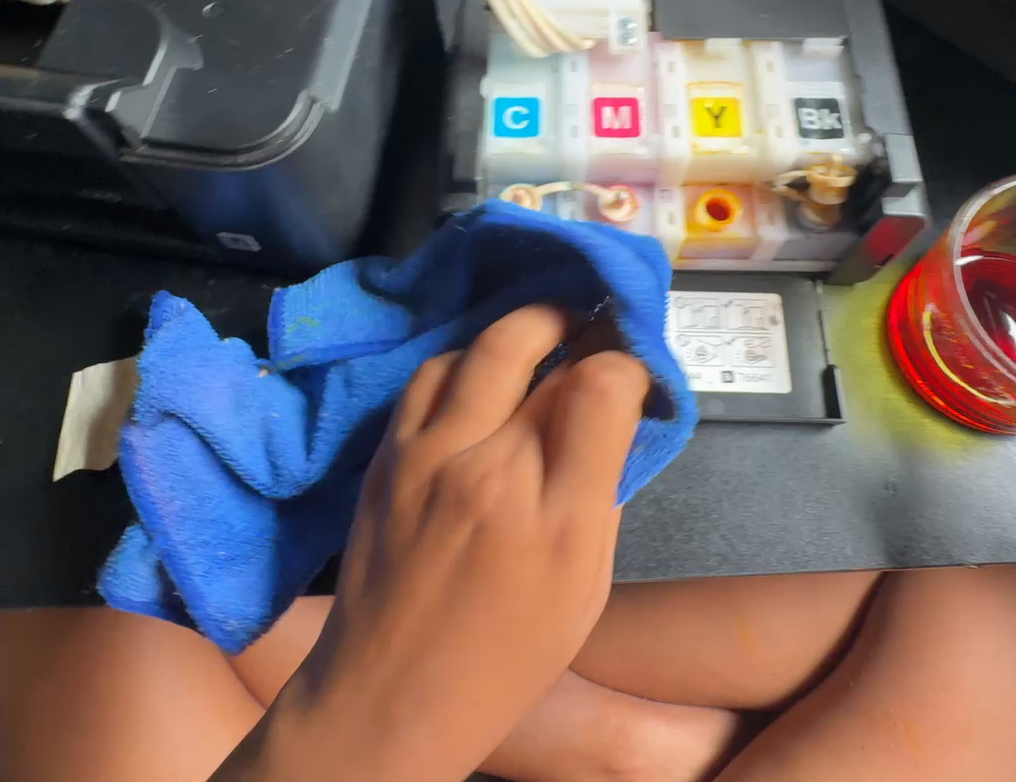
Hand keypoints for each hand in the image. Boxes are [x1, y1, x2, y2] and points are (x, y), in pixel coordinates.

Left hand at [217, 304, 648, 781]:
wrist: (389, 694)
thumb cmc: (506, 657)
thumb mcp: (588, 585)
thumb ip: (605, 491)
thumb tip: (616, 417)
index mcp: (556, 517)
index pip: (599, 388)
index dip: (624, 364)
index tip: (628, 372)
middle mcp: (488, 469)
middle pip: (535, 348)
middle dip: (573, 321)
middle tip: (587, 325)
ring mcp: (427, 454)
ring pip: (480, 347)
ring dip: (521, 330)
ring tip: (542, 339)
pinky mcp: (387, 453)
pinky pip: (430, 374)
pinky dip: (467, 360)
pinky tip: (482, 374)